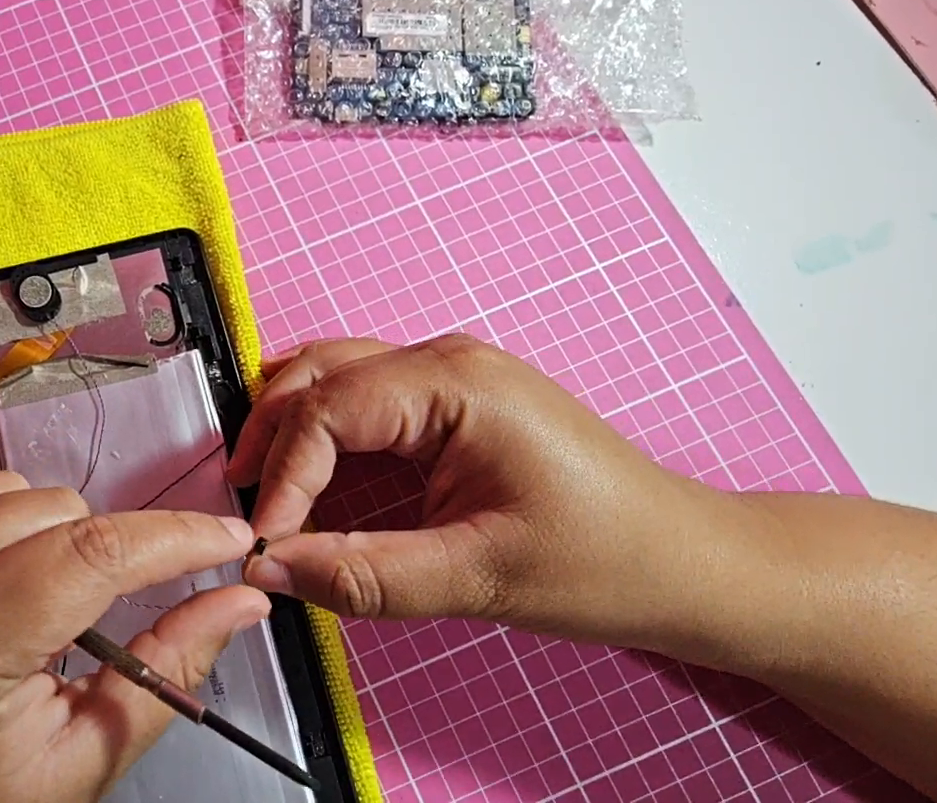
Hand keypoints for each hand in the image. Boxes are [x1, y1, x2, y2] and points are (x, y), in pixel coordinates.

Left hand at [0, 472, 269, 802]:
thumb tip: (240, 601)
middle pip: (57, 510)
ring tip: (36, 602)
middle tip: (89, 620)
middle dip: (101, 554)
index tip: (227, 538)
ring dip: (47, 532)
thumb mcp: (75, 762)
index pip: (95, 555)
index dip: (176, 538)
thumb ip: (167, 672)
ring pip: (12, 489)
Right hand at [226, 336, 745, 649]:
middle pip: (318, 373)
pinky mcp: (448, 398)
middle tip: (245, 502)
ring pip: (331, 374)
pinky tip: (309, 471)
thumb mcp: (479, 577)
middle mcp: (444, 360)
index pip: (328, 409)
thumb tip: (273, 568)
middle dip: (270, 436)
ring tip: (264, 485)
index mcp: (455, 383)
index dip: (283, 474)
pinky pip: (359, 395)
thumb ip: (364, 573)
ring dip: (289, 425)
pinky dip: (321, 430)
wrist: (691, 563)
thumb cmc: (609, 561)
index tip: (265, 538)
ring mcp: (447, 372)